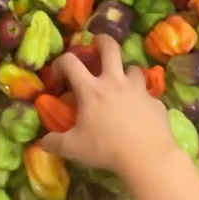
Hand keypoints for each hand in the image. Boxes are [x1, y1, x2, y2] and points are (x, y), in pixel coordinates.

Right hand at [41, 34, 176, 177]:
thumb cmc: (106, 149)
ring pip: (133, 68)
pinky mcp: (155, 102)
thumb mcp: (74, 149)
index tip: (59, 72)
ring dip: (125, 72)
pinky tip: (138, 111)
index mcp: (91, 90)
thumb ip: (55, 143)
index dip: (61, 62)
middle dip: (102, 41)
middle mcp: (115, 82)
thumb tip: (42, 143)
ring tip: (122, 82)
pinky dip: (141, 98)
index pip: (70, 62)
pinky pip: (147, 94)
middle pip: (110, 48)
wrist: (148, 157)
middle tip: (98, 43)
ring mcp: (138, 90)